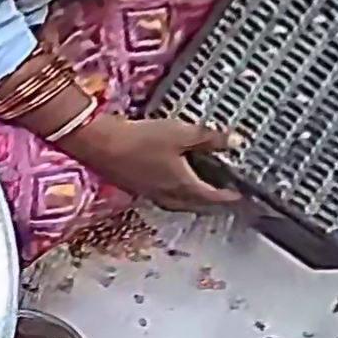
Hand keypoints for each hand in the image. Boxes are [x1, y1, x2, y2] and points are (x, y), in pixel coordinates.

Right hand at [60, 114, 239, 210]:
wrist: (99, 144)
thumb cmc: (142, 139)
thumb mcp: (183, 133)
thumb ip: (211, 139)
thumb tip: (236, 142)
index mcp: (179, 184)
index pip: (208, 195)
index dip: (226, 196)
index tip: (238, 196)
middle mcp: (162, 192)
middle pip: (188, 204)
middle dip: (204, 203)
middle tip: (217, 198)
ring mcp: (143, 191)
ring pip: (170, 202)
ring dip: (184, 201)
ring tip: (193, 193)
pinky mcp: (130, 185)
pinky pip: (155, 195)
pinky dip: (167, 193)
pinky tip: (166, 182)